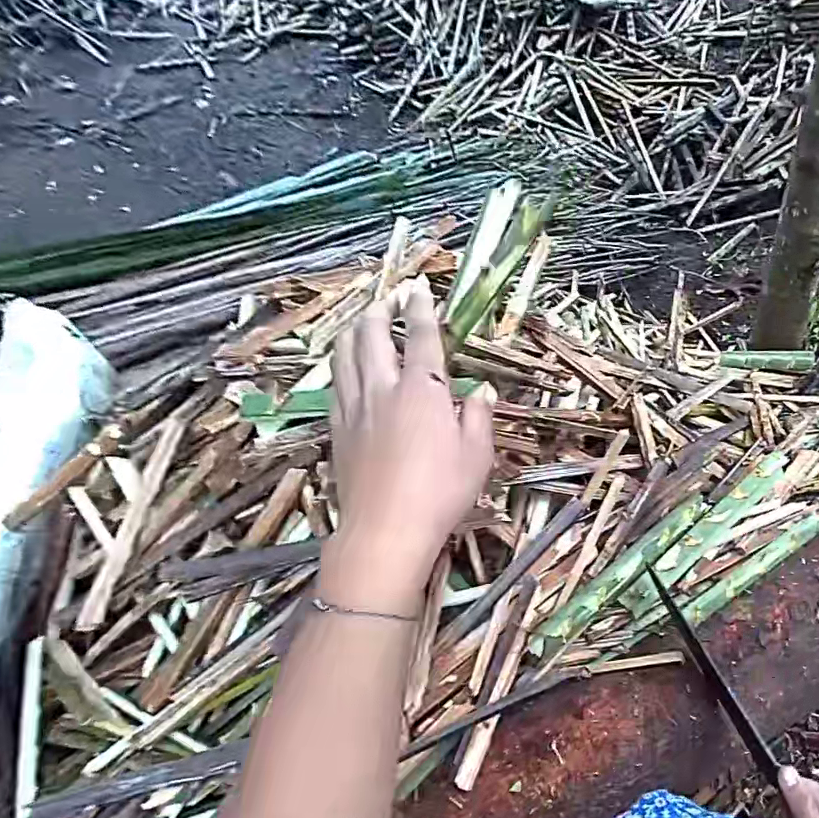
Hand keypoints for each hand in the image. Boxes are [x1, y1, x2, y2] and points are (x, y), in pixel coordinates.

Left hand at [327, 277, 493, 602]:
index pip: (420, 337)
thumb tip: (482, 391)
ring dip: (355, 328)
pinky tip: (350, 366)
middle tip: (390, 298)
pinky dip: (343, 361)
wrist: (386, 528)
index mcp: (422, 391)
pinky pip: (336, 380)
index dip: (420, 309)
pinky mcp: (337, 427)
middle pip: (371, 333)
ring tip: (365, 321)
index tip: (418, 288)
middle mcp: (383, 388)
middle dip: (380, 309)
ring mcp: (354, 407)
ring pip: (344, 352)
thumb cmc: (442, 491)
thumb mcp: (477, 454)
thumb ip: (478, 416)